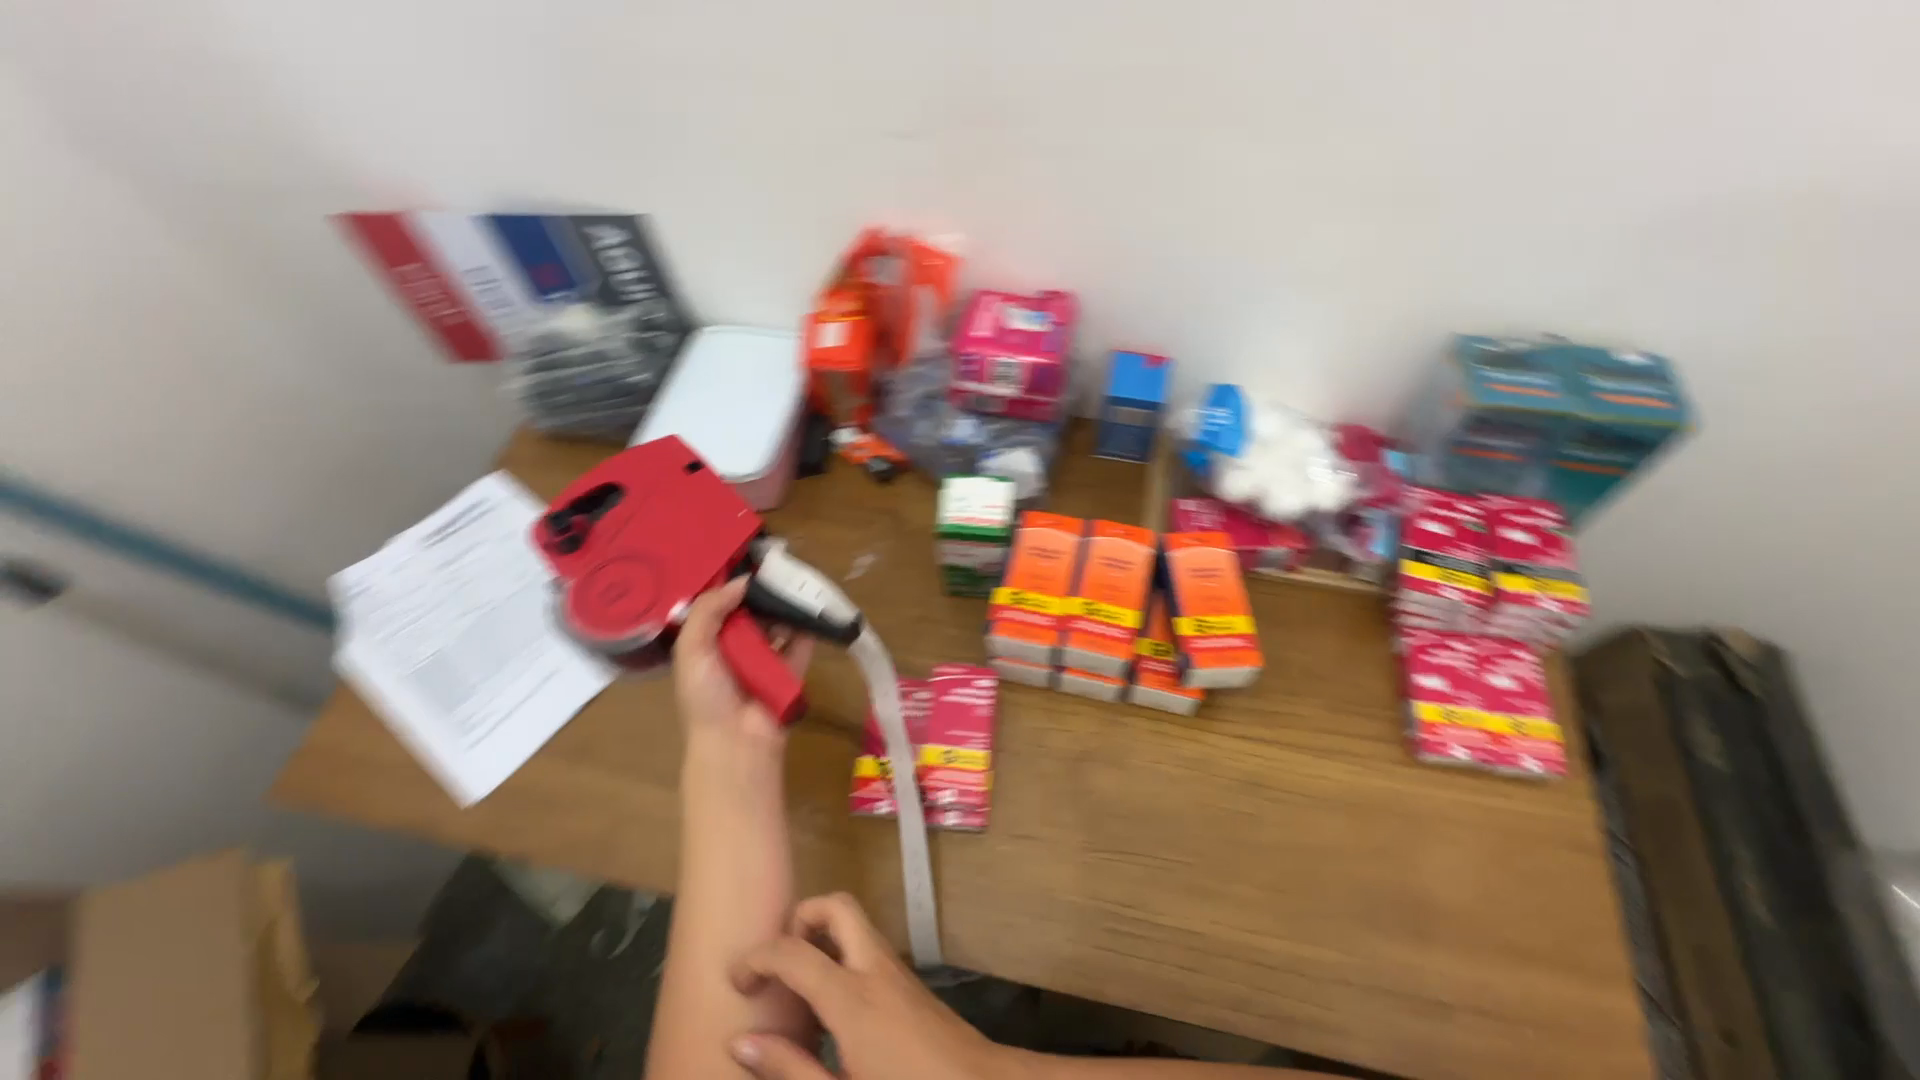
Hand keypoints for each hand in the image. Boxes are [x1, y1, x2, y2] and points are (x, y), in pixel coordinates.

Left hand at [673, 578, 814, 749]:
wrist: (735, 741)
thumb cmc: (706, 695)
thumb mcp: (692, 648)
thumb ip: (709, 610)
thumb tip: (741, 582)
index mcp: (706, 643)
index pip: (718, 607)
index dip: (729, 585)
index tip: (744, 558)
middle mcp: (735, 649)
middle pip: (750, 613)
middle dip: (761, 594)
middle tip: (776, 566)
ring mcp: (764, 661)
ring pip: (777, 626)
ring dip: (784, 609)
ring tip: (795, 584)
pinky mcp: (790, 672)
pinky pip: (801, 646)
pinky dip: (807, 630)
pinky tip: (812, 610)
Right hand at [728, 893, 1018, 1079]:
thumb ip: (790, 1068)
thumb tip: (741, 1041)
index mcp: (853, 999)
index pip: (793, 951)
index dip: (756, 958)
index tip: (737, 982)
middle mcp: (875, 969)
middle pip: (837, 906)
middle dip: (800, 918)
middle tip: (778, 963)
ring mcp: (897, 970)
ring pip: (855, 923)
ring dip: (822, 935)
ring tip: (796, 983)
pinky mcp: (910, 982)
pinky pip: (867, 947)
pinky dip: (840, 953)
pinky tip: (829, 1003)